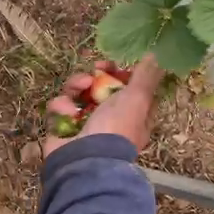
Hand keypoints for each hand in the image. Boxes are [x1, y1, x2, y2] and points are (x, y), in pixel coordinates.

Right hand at [42, 56, 166, 158]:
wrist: (84, 158)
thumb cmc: (116, 128)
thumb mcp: (137, 98)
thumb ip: (145, 76)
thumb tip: (155, 56)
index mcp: (131, 115)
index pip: (127, 88)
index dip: (119, 74)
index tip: (113, 66)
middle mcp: (108, 120)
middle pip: (99, 88)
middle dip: (94, 77)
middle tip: (94, 71)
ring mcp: (83, 124)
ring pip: (76, 95)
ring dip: (75, 87)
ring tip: (79, 87)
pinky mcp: (61, 128)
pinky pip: (59, 109)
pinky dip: (61, 107)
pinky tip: (67, 112)